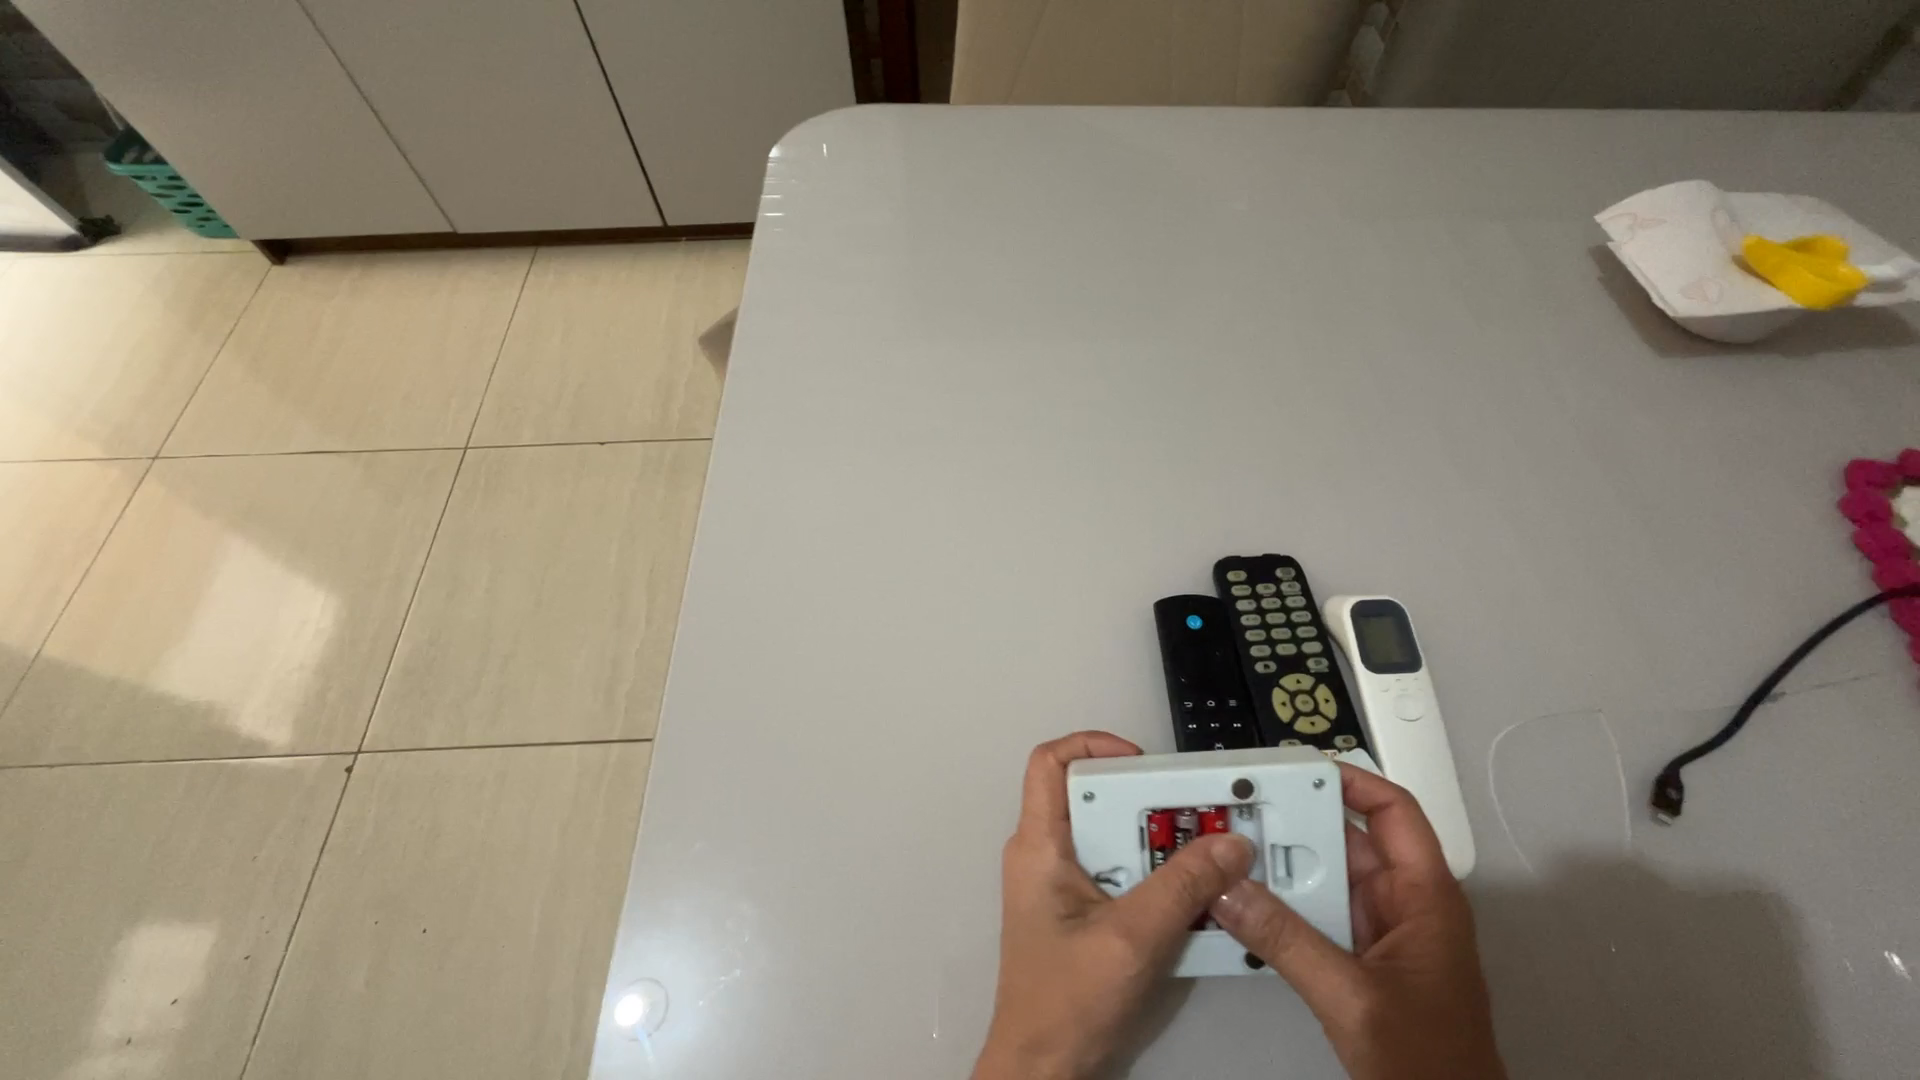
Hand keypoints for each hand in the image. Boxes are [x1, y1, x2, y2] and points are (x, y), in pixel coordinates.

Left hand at [972, 732, 1254, 1079]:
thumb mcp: (1133, 938)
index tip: (1146, 761)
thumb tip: (1232, 843)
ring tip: (1207, 852)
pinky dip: (1155, 875)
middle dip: (1149, 799)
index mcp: (1039, 845)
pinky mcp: (1080, 911)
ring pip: (1113, 838)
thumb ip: (1184, 887)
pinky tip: (1193, 895)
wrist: (1041, 1068)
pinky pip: (1120, 873)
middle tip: (1199, 812)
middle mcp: (1045, 854)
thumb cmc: (1068, 999)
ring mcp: (1061, 885)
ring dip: (1160, 843)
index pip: (1050, 762)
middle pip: (1095, 797)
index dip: (1094, 744)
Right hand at [1210, 764, 1505, 1079]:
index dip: (1349, 780)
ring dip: (1281, 864)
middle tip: (1239, 807)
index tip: (1291, 768)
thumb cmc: (1428, 1065)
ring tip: (1230, 848)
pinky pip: (1315, 912)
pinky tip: (1243, 900)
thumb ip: (1286, 941)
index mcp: (1424, 897)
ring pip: (1325, 875)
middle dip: (1294, 820)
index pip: (1393, 812)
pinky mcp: (1357, 958)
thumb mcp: (1353, 999)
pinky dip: (1281, 902)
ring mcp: (1379, 932)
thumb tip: (1227, 889)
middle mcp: (1402, 904)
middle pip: (1346, 838)